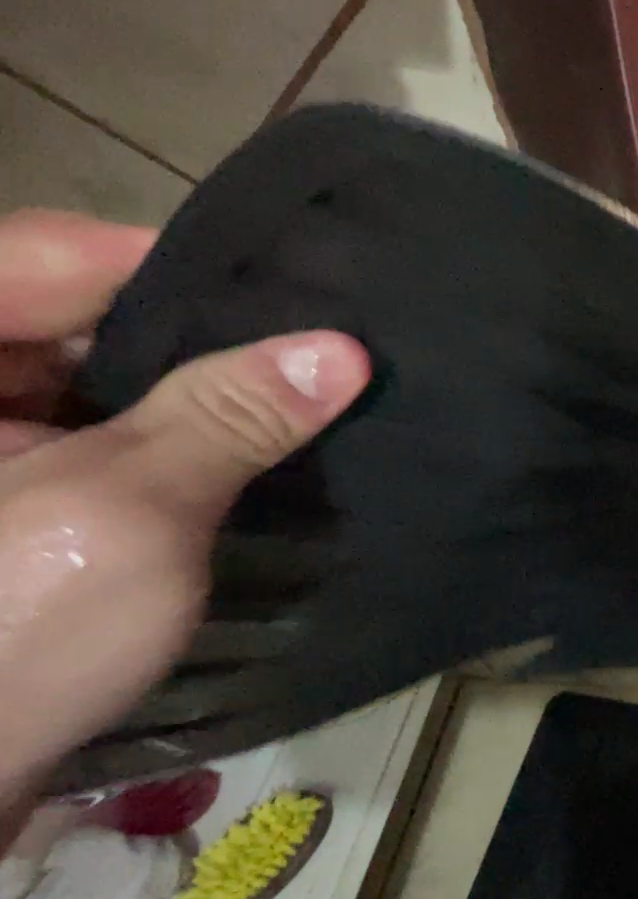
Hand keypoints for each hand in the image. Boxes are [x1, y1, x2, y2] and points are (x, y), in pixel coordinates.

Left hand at [0, 209, 370, 795]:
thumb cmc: (1, 640)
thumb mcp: (129, 512)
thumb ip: (229, 417)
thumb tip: (342, 351)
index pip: (40, 257)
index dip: (175, 269)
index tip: (299, 296)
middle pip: (63, 321)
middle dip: (195, 339)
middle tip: (317, 353)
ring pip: (82, 384)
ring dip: (188, 397)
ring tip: (301, 401)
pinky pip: (83, 439)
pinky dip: (164, 444)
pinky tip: (243, 459)